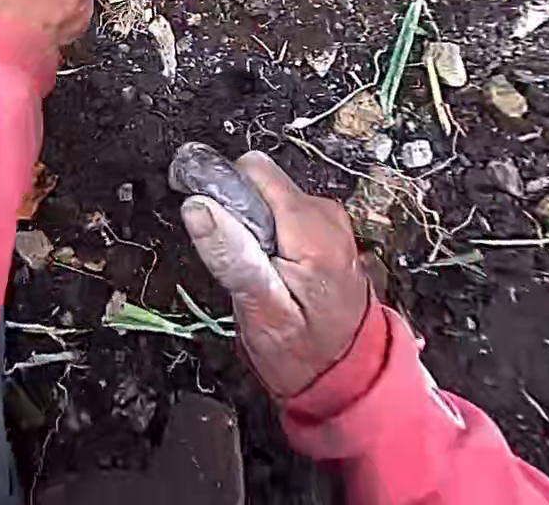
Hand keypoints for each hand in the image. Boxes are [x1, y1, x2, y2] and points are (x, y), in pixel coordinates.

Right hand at [181, 152, 372, 396]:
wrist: (350, 375)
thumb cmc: (304, 352)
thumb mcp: (260, 311)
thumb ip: (231, 254)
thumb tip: (198, 206)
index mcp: (311, 229)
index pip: (253, 172)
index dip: (224, 193)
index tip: (213, 226)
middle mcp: (325, 212)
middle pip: (261, 181)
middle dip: (241, 214)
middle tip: (244, 262)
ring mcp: (328, 216)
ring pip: (269, 194)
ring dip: (254, 224)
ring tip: (261, 270)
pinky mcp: (326, 223)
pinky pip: (283, 209)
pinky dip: (271, 231)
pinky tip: (276, 267)